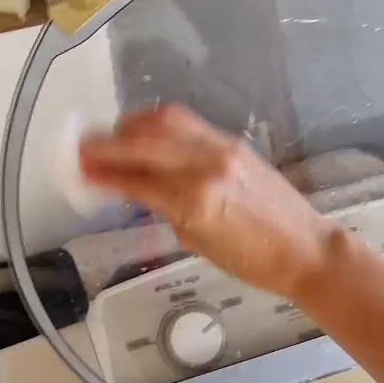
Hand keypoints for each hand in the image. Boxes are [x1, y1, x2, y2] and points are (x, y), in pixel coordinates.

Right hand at [78, 105, 348, 298]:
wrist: (304, 247)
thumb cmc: (251, 261)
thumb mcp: (196, 241)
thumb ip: (164, 208)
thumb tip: (135, 188)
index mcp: (194, 201)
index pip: (136, 180)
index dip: (103, 173)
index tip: (79, 169)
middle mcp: (205, 166)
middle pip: (143, 143)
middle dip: (107, 144)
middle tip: (83, 148)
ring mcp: (221, 148)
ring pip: (165, 121)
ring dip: (131, 126)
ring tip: (112, 136)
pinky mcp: (233, 141)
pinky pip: (187, 122)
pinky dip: (159, 124)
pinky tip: (146, 132)